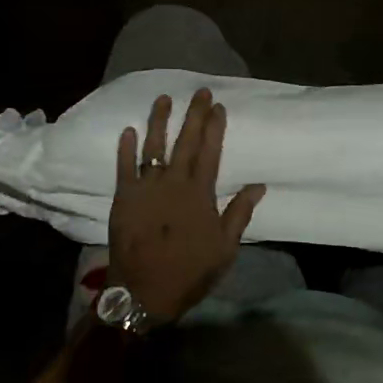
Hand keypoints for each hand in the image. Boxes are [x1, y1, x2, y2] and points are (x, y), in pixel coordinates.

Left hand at [109, 88, 266, 321]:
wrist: (145, 291)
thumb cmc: (189, 271)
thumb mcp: (225, 248)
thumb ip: (239, 213)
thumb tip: (259, 185)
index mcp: (200, 193)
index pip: (210, 151)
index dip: (215, 127)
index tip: (219, 106)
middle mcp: (174, 182)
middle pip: (185, 141)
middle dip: (193, 114)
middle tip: (199, 91)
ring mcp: (146, 187)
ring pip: (153, 146)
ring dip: (159, 121)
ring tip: (164, 98)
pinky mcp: (123, 196)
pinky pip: (124, 166)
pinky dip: (125, 147)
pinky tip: (128, 129)